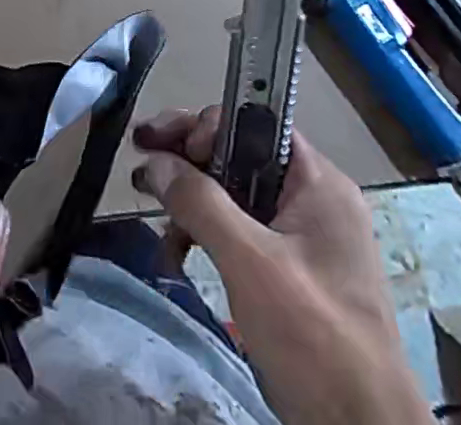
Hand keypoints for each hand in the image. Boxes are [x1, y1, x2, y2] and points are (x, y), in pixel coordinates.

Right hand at [133, 108, 432, 424]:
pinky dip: (210, 234)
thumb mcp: (251, 263)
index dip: (207, 127)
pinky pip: (244, 229)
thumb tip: (155, 162)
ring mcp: (304, 234)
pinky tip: (181, 252)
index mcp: (318, 181)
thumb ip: (202, 203)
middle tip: (142, 166)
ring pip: (239, 193)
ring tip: (156, 217)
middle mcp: (313, 197)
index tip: (164, 147)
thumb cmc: (314, 337)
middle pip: (242, 155)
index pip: (255, 123)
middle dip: (189, 160)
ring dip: (194, 201)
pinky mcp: (293, 266)